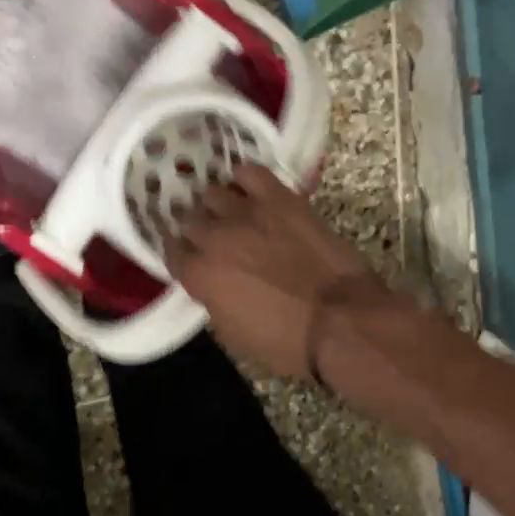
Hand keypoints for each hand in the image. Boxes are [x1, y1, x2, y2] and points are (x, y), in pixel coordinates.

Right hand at [161, 162, 378, 377]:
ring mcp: (245, 212)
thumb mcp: (236, 335)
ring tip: (229, 211)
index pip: (172, 253)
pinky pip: (249, 172)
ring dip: (216, 205)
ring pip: (212, 192)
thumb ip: (214, 300)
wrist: (342, 321)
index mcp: (201, 275)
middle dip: (195, 228)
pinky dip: (244, 179)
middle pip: (188, 219)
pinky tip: (248, 189)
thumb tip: (212, 284)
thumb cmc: (290, 343)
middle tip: (210, 237)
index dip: (179, 254)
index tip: (187, 257)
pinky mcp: (277, 198)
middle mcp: (214, 237)